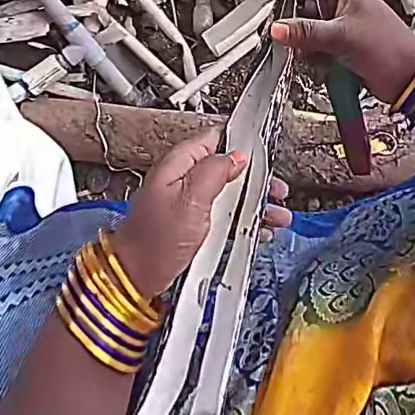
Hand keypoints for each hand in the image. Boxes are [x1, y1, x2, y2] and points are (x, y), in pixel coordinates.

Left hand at [112, 128, 292, 297]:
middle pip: (227, 168)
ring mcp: (189, 202)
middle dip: (255, 179)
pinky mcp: (193, 224)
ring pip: (229, 194)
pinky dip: (243, 221)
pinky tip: (260, 230)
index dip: (241, 142)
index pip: (214, 138)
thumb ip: (214, 172)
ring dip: (255, 203)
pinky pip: (224, 216)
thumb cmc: (156, 239)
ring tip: (277, 214)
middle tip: (276, 190)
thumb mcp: (190, 200)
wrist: (137, 275)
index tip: (265, 152)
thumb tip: (236, 155)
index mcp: (179, 164)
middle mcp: (184, 179)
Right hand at [270, 0, 414, 104]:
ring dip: (308, 47)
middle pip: (309, 11)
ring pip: (312, 35)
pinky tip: (322, 68)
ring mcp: (346, 33)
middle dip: (300, 26)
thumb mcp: (340, 36)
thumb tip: (277, 28)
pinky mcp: (345, 53)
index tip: (283, 1)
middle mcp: (346, 11)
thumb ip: (305, 31)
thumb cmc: (390, 49)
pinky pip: (320, 53)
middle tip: (294, 36)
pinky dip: (317, 61)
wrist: (411, 81)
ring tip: (311, 55)